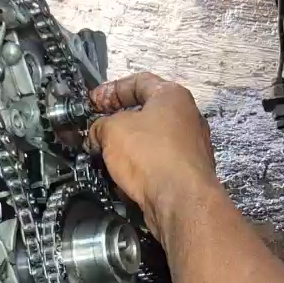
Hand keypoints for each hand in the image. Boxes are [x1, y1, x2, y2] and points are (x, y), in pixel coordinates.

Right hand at [87, 73, 219, 239]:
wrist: (181, 201)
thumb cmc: (150, 154)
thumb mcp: (111, 130)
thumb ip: (100, 126)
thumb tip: (97, 134)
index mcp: (173, 96)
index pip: (138, 82)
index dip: (110, 90)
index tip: (92, 103)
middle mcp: (187, 118)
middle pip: (146, 113)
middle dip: (117, 123)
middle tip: (95, 132)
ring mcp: (191, 147)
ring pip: (150, 142)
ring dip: (126, 150)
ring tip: (104, 159)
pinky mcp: (188, 174)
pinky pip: (158, 166)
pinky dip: (140, 170)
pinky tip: (123, 180)